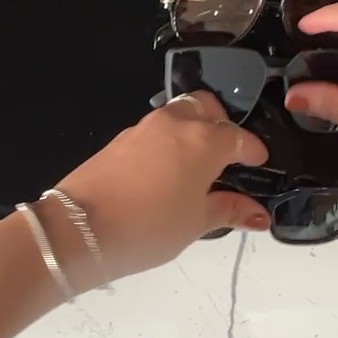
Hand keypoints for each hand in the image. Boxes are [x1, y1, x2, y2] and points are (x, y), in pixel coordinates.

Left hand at [53, 91, 270, 281]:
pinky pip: (154, 131)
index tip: (258, 164)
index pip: (238, 136)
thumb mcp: (195, 223)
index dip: (252, 150)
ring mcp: (143, 128)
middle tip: (227, 155)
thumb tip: (258, 213)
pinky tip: (166, 172)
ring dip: (192, 131)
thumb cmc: (148, 228)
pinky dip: (168, 142)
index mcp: (203, 140)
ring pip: (177, 115)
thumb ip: (229, 210)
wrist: (78, 228)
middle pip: (206, 108)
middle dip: (221, 124)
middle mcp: (175, 123)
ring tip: (196, 165)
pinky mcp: (119, 140)